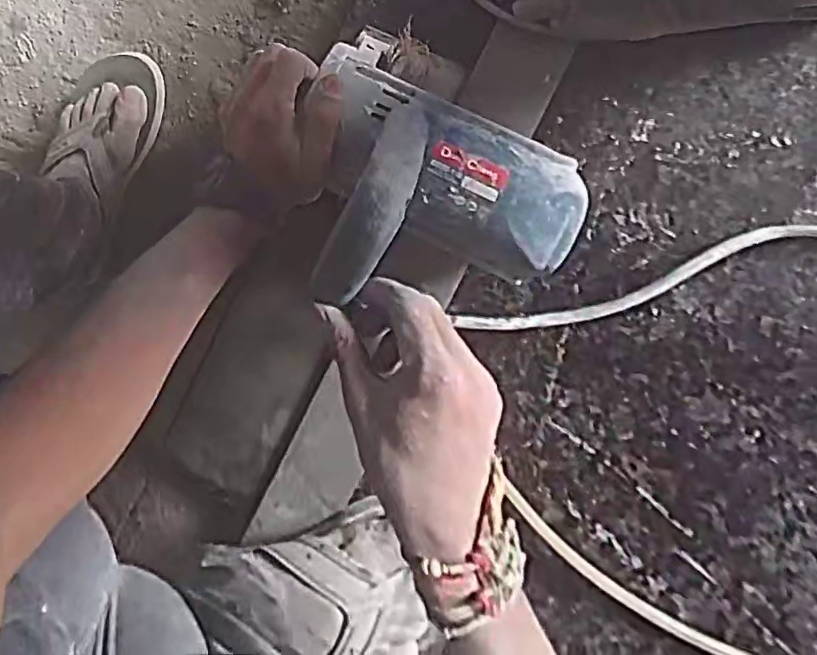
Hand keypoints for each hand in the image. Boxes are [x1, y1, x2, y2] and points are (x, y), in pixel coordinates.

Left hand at [219, 43, 342, 210]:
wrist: (243, 203)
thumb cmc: (281, 186)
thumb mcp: (316, 159)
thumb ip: (325, 117)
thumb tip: (331, 83)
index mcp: (269, 107)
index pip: (288, 58)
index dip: (310, 68)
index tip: (317, 91)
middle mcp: (246, 99)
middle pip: (270, 54)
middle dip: (293, 65)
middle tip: (305, 92)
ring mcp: (233, 103)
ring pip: (256, 64)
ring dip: (276, 73)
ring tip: (290, 100)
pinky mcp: (227, 110)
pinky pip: (246, 81)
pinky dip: (262, 85)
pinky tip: (273, 110)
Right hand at [319, 278, 502, 561]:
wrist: (445, 525)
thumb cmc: (401, 474)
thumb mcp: (362, 404)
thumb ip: (347, 349)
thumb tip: (329, 315)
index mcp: (435, 371)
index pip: (409, 303)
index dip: (379, 291)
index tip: (359, 294)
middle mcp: (467, 371)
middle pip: (430, 309)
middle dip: (393, 305)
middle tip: (364, 319)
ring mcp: (482, 382)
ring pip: (444, 327)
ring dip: (410, 325)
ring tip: (381, 351)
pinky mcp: (487, 394)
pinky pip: (456, 350)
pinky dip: (428, 347)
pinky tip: (404, 369)